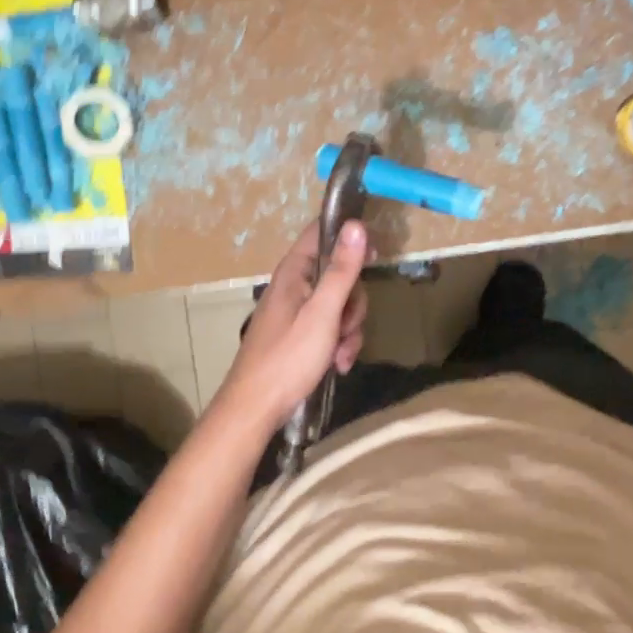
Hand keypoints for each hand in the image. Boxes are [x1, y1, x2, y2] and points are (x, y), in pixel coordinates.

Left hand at [209, 220, 369, 430]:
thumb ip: (341, 270)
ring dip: (348, 331)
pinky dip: (338, 345)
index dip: (350, 237)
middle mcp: (293, 286)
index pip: (321, 233)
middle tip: (347, 326)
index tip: (376, 255)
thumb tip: (355, 225)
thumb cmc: (288, 358)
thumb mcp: (323, 313)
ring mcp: (295, 312)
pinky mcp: (298, 336)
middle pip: (338, 275)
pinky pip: (329, 329)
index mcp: (293, 272)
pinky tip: (337, 365)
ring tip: (340, 356)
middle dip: (353, 304)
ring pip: (339, 306)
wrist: (256, 407)